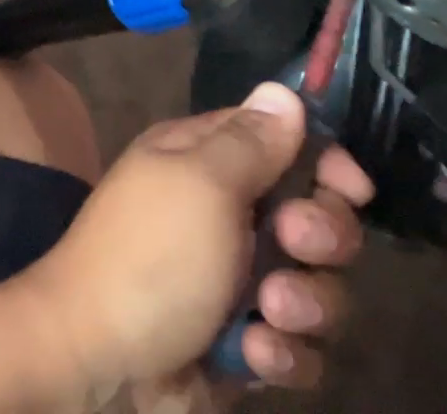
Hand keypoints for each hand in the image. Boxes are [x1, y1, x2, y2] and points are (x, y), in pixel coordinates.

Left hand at [18, 82, 372, 405]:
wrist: (98, 355)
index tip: (348, 188)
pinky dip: (279, 353)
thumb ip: (250, 142)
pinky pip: (297, 347)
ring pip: (318, 288)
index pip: (285, 144)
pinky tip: (249, 353)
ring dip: (303, 304)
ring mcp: (235, 281)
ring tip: (265, 311)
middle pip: (316, 218)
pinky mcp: (244, 340)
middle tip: (293, 243)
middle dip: (320, 237)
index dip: (326, 163)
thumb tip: (283, 91)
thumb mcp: (199, 183)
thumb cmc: (149, 254)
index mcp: (202, 162)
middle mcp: (222, 215)